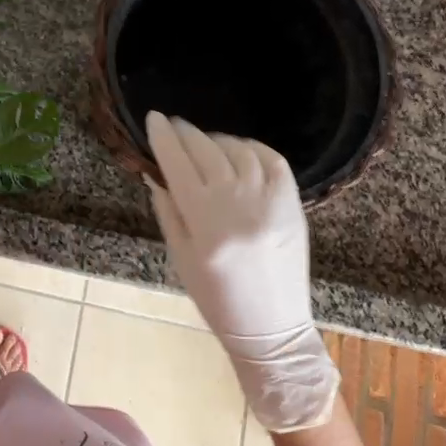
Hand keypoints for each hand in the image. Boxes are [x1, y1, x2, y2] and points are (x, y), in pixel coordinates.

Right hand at [145, 111, 340, 433]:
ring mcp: (269, 201)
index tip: (153, 118)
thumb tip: (155, 172)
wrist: (272, 327)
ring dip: (215, 140)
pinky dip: (250, 148)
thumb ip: (168, 210)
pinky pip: (270, 159)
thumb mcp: (180, 257)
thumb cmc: (216, 299)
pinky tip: (238, 151)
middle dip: (186, 133)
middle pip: (206, 151)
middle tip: (173, 126)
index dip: (163, 137)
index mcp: (204, 222)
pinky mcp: (292, 202)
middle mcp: (237, 204)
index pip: (177, 164)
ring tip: (203, 142)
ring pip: (237, 150)